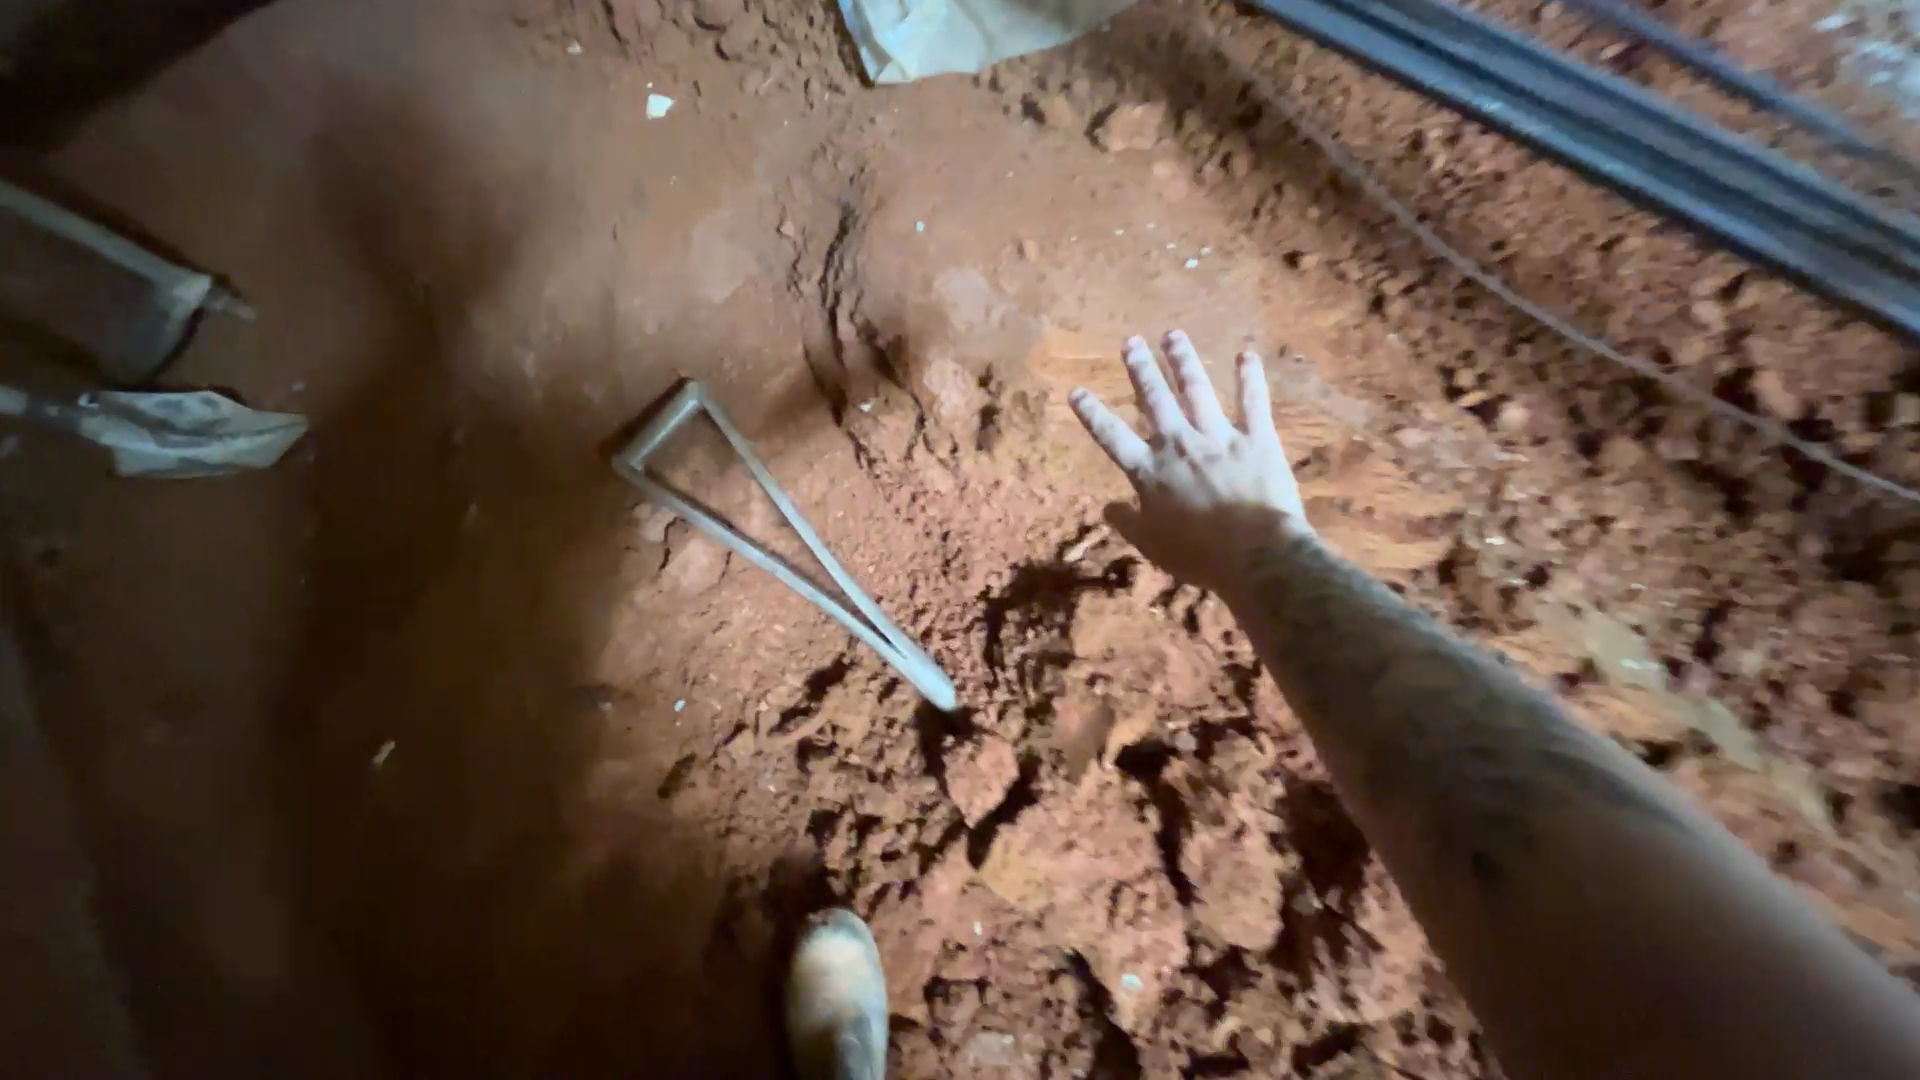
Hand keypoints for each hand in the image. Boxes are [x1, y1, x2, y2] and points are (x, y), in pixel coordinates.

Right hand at [1069, 331, 1312, 590]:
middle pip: (1154, 400)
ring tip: (1173, 336)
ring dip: (1184, 361)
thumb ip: (1128, 522)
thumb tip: (1109, 507)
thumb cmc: (1197, 555)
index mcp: (1150, 472)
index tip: (1077, 391)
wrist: (1255, 554)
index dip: (1092, 413)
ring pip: (1196, 390)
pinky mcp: (1256, 439)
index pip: (1112, 436)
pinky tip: (1246, 355)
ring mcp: (1218, 437)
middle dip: (1141, 369)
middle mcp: (1179, 445)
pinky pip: (1252, 402)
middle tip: (1130, 342)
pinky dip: (1249, 377)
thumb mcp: (1151, 545)